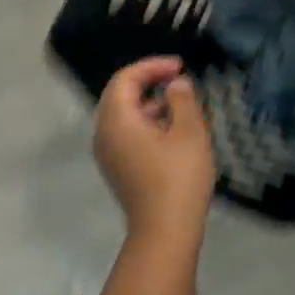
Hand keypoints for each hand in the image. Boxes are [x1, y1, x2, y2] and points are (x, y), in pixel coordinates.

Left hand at [93, 56, 216, 237]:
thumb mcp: (190, 133)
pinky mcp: (118, 168)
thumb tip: (176, 84)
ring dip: (149, 103)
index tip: (180, 65)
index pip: (124, 79)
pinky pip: (127, 134)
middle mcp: (104, 134)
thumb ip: (183, 101)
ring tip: (181, 104)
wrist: (165, 228)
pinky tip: (173, 130)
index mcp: (117, 120)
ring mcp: (108, 154)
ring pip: (124, 116)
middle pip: (119, 96)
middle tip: (179, 79)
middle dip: (148, 82)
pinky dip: (147, 123)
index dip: (151, 66)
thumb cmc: (179, 177)